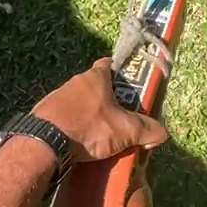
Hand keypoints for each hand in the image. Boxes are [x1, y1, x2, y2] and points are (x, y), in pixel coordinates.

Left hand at [32, 59, 169, 161]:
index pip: (109, 65)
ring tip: (99, 134)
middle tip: (118, 117)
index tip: (128, 85)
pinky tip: (79, 142)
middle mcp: (75, 82)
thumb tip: (162, 133)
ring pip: (79, 101)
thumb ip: (146, 130)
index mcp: (95, 78)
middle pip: (95, 86)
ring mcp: (57, 97)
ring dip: (89, 114)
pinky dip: (73, 125)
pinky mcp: (45, 113)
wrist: (44, 142)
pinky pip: (64, 116)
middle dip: (107, 99)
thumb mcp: (125, 130)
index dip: (120, 72)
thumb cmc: (88, 127)